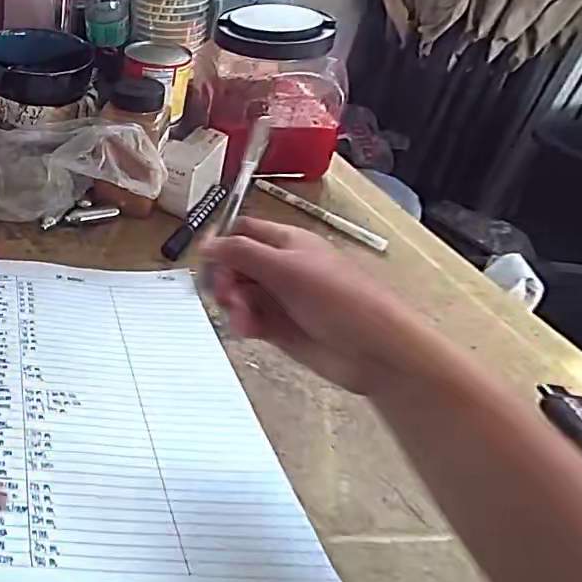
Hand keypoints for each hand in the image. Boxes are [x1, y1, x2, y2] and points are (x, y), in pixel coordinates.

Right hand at [201, 218, 443, 394]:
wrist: (375, 349)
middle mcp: (281, 267)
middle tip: (226, 295)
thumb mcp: (285, 267)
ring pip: (239, 294)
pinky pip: (250, 319)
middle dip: (225, 278)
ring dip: (234, 304)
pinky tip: (249, 330)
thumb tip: (206, 243)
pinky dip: (244, 323)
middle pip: (235, 265)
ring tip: (244, 318)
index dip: (222, 241)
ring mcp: (280, 298)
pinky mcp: (280, 327)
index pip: (243, 231)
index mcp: (285, 242)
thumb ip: (240, 253)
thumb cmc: (337, 297)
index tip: (205, 259)